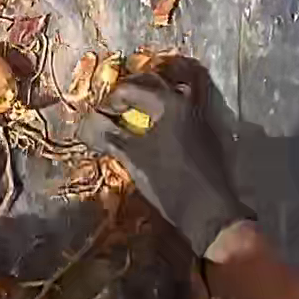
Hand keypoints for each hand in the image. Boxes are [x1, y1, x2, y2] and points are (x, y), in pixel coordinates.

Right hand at [80, 61, 253, 254]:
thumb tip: (89, 124)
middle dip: (131, 94)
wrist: (209, 212)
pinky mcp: (205, 136)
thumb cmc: (168, 180)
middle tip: (113, 108)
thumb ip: (112, 136)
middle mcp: (187, 104)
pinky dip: (162, 117)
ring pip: (170, 100)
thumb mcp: (135, 157)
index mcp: (170, 103)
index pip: (134, 89)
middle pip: (155, 87)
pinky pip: (179, 115)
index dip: (113, 100)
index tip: (100, 114)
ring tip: (131, 116)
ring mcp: (199, 119)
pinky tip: (152, 131)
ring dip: (149, 104)